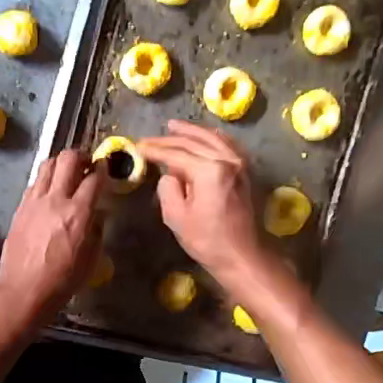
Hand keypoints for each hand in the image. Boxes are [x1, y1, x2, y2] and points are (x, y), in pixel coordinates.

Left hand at [0, 149, 104, 327]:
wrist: (24, 290)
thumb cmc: (63, 280)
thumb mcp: (91, 258)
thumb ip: (96, 229)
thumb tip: (97, 213)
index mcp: (78, 213)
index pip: (95, 178)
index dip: (104, 169)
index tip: (106, 168)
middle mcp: (56, 200)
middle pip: (68, 159)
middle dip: (81, 156)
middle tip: (86, 165)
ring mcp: (35, 201)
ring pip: (48, 164)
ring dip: (60, 164)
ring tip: (67, 173)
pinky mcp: (20, 207)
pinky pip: (35, 182)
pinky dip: (46, 180)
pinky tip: (50, 192)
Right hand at [137, 121, 261, 278]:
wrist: (241, 255)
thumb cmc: (206, 240)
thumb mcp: (175, 216)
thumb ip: (168, 188)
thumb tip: (170, 174)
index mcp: (209, 171)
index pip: (176, 154)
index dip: (155, 150)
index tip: (138, 147)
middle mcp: (227, 160)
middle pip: (193, 142)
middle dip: (169, 139)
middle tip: (150, 138)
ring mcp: (239, 164)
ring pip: (212, 138)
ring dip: (191, 132)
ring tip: (174, 127)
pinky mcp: (244, 171)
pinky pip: (226, 145)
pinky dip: (211, 137)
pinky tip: (202, 137)